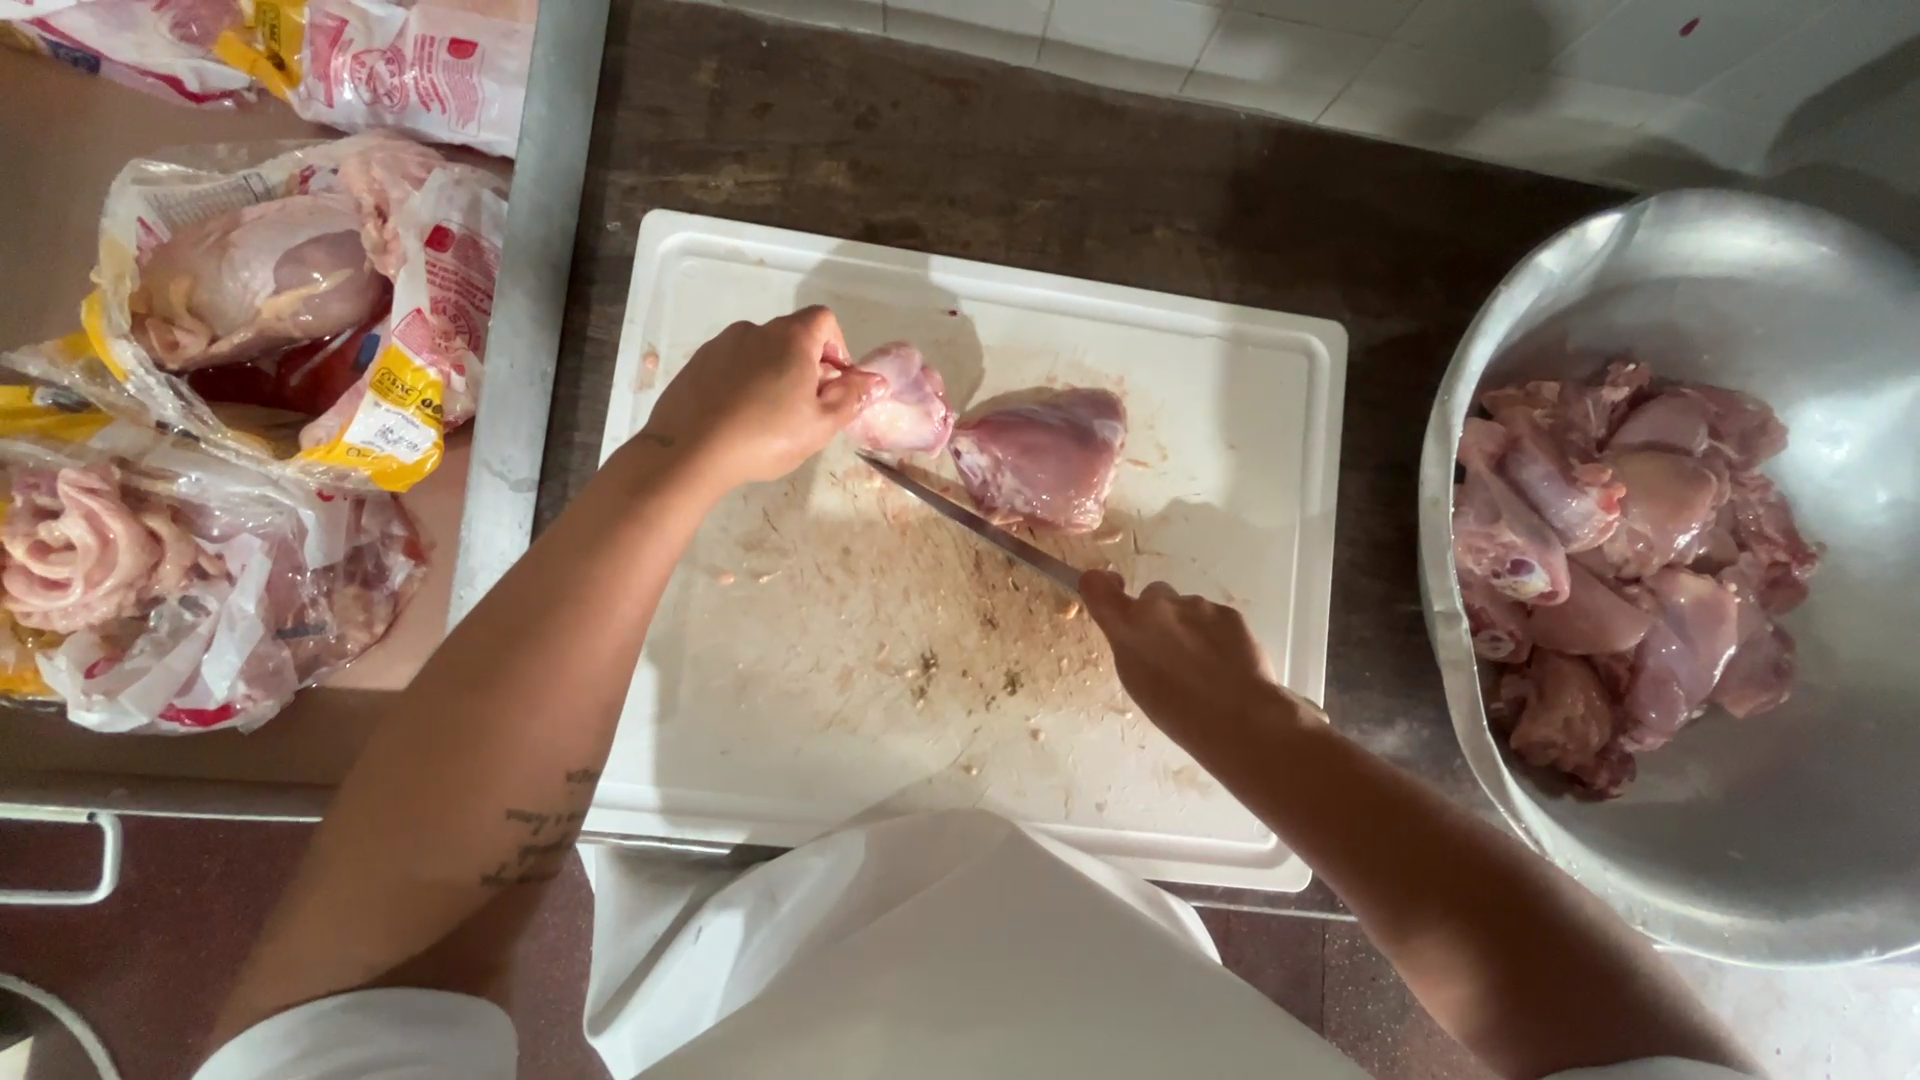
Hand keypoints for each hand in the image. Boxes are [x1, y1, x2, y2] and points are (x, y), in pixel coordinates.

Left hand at [635, 307, 882, 489]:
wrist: (689, 451)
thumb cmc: (766, 437)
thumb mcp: (820, 425)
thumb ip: (851, 397)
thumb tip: (875, 380)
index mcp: (791, 339)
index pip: (824, 319)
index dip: (838, 347)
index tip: (836, 383)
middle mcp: (756, 330)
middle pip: (793, 336)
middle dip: (808, 365)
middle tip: (808, 408)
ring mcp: (722, 344)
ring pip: (762, 351)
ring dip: (776, 373)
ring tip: (771, 416)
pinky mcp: (697, 363)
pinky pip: (734, 364)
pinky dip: (746, 381)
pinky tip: (741, 417)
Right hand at [1080, 571, 1324, 734]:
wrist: (1240, 718)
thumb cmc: (1177, 711)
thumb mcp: (1136, 681)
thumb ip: (1130, 645)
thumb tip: (1135, 632)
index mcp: (1128, 625)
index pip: (1096, 585)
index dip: (1100, 585)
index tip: (1111, 592)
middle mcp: (1159, 606)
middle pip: (1152, 597)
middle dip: (1157, 618)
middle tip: (1170, 653)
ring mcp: (1197, 606)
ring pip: (1186, 608)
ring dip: (1188, 628)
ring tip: (1204, 667)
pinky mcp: (1228, 613)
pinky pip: (1214, 618)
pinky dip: (1215, 635)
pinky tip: (1226, 665)